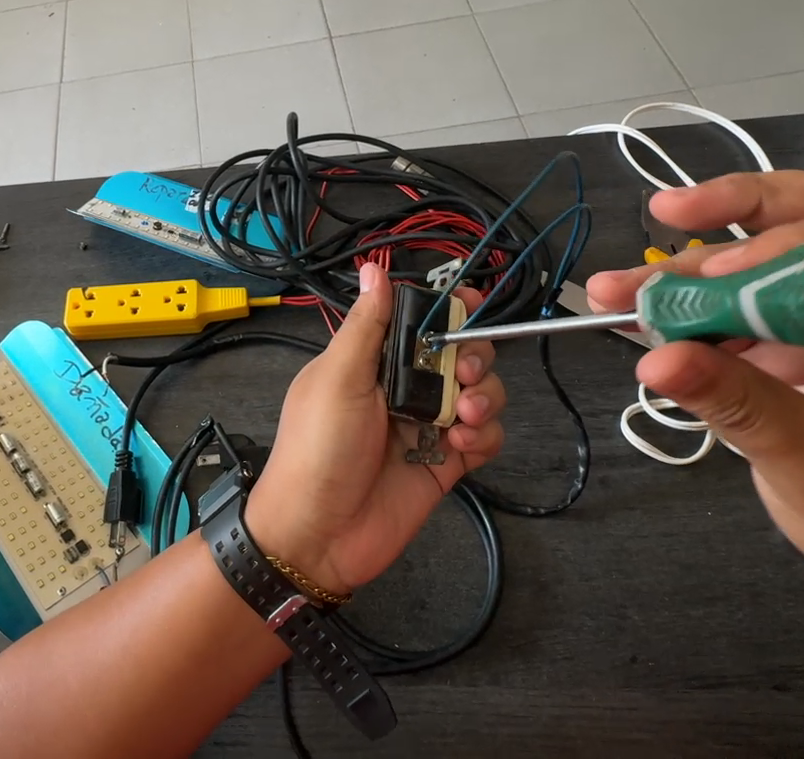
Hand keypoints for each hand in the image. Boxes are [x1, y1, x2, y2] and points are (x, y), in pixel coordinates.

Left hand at [245, 263, 505, 596]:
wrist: (317, 534)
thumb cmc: (318, 448)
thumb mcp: (337, 379)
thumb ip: (365, 326)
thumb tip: (373, 269)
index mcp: (369, 359)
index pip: (416, 321)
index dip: (447, 310)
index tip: (473, 303)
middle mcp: (401, 386)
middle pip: (458, 353)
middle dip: (474, 354)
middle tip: (466, 372)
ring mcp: (425, 425)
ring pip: (479, 392)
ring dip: (486, 395)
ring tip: (467, 415)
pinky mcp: (445, 463)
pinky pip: (485, 438)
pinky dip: (485, 437)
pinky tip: (463, 445)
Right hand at [587, 172, 803, 613]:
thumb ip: (741, 406)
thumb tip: (656, 361)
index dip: (803, 250)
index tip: (722, 266)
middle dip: (741, 227)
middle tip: (667, 215)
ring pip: (784, 249)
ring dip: (697, 264)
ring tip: (618, 285)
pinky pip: (755, 290)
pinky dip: (694, 296)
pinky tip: (638, 303)